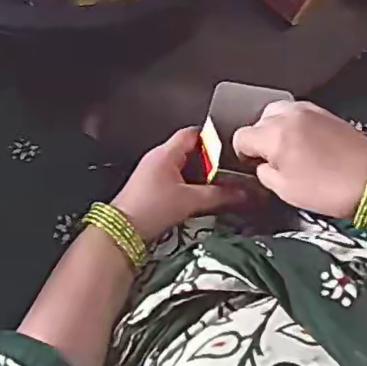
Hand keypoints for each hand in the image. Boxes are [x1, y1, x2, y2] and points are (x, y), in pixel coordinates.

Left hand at [111, 127, 248, 239]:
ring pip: (184, 167)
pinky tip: (201, 197)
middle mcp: (158, 159)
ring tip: (220, 185)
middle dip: (211, 160)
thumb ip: (219, 195)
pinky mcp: (151, 188)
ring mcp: (153, 173)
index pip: (193, 133)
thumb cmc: (150, 209)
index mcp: (165, 153)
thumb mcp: (190, 201)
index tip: (230, 148)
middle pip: (190, 151)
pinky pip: (176, 180)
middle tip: (230, 170)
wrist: (122, 232)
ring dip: (201, 175)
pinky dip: (190, 185)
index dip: (212, 138)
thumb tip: (244, 194)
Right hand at [231, 101, 366, 219]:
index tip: (253, 166)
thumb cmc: (326, 189)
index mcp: (273, 134)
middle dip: (260, 139)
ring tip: (288, 150)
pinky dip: (294, 125)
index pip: (241, 137)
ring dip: (276, 129)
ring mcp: (308, 110)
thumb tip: (262, 164)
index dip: (243, 154)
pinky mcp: (325, 112)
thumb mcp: (284, 190)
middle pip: (258, 121)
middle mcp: (288, 115)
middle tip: (273, 160)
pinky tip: (305, 144)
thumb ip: (264, 173)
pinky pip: (297, 113)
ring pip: (278, 113)